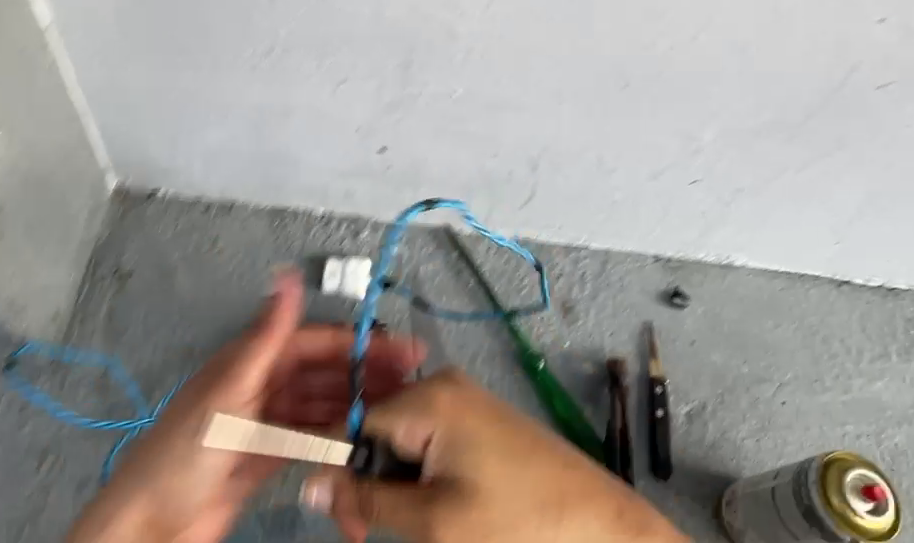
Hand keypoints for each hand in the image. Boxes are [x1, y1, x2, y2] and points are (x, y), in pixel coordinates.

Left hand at [68, 269, 425, 542]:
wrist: (152, 521)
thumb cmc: (188, 448)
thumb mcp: (230, 389)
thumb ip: (266, 335)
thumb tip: (288, 274)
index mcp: (254, 359)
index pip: (319, 343)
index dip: (362, 343)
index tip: (406, 350)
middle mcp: (263, 384)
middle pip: (325, 374)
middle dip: (367, 376)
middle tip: (414, 387)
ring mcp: (266, 423)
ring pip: (322, 408)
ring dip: (356, 408)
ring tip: (398, 416)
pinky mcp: (266, 458)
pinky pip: (310, 442)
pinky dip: (336, 441)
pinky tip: (363, 445)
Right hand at [302, 370, 687, 542]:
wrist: (603, 529)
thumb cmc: (515, 523)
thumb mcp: (433, 522)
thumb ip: (367, 501)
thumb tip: (310, 483)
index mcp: (428, 396)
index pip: (353, 421)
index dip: (337, 469)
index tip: (341, 521)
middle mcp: (443, 385)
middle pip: (377, 428)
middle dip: (369, 482)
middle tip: (372, 535)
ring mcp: (465, 401)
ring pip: (402, 440)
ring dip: (394, 485)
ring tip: (415, 528)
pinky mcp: (482, 422)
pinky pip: (430, 442)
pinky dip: (421, 478)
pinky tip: (433, 512)